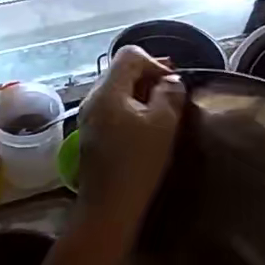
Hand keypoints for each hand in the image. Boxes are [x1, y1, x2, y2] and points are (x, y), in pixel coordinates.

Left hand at [76, 46, 182, 240]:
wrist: (108, 210)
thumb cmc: (137, 164)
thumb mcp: (163, 124)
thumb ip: (169, 93)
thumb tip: (171, 80)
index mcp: (108, 91)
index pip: (130, 55)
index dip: (155, 62)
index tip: (173, 84)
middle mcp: (93, 98)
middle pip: (122, 70)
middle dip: (150, 76)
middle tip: (174, 94)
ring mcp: (90, 117)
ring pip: (119, 89)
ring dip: (143, 93)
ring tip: (164, 111)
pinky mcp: (93, 134)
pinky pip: (114, 107)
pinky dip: (133, 108)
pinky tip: (147, 127)